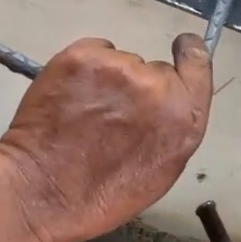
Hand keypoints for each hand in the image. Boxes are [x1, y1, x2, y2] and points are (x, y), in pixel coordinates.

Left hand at [0, 34, 212, 241]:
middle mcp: (155, 87)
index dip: (188, 52)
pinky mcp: (82, 57)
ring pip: (120, 62)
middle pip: (154, 69)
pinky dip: (83, 70)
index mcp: (182, 118)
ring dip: (107, 80)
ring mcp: (117, 68)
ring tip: (85, 114)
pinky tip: (70, 98)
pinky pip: (92, 52)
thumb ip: (175, 124)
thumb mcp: (163, 170)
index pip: (198, 63)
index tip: (180, 48)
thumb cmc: (103, 193)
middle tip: (112, 116)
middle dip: (138, 86)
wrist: (42, 192)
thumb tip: (172, 97)